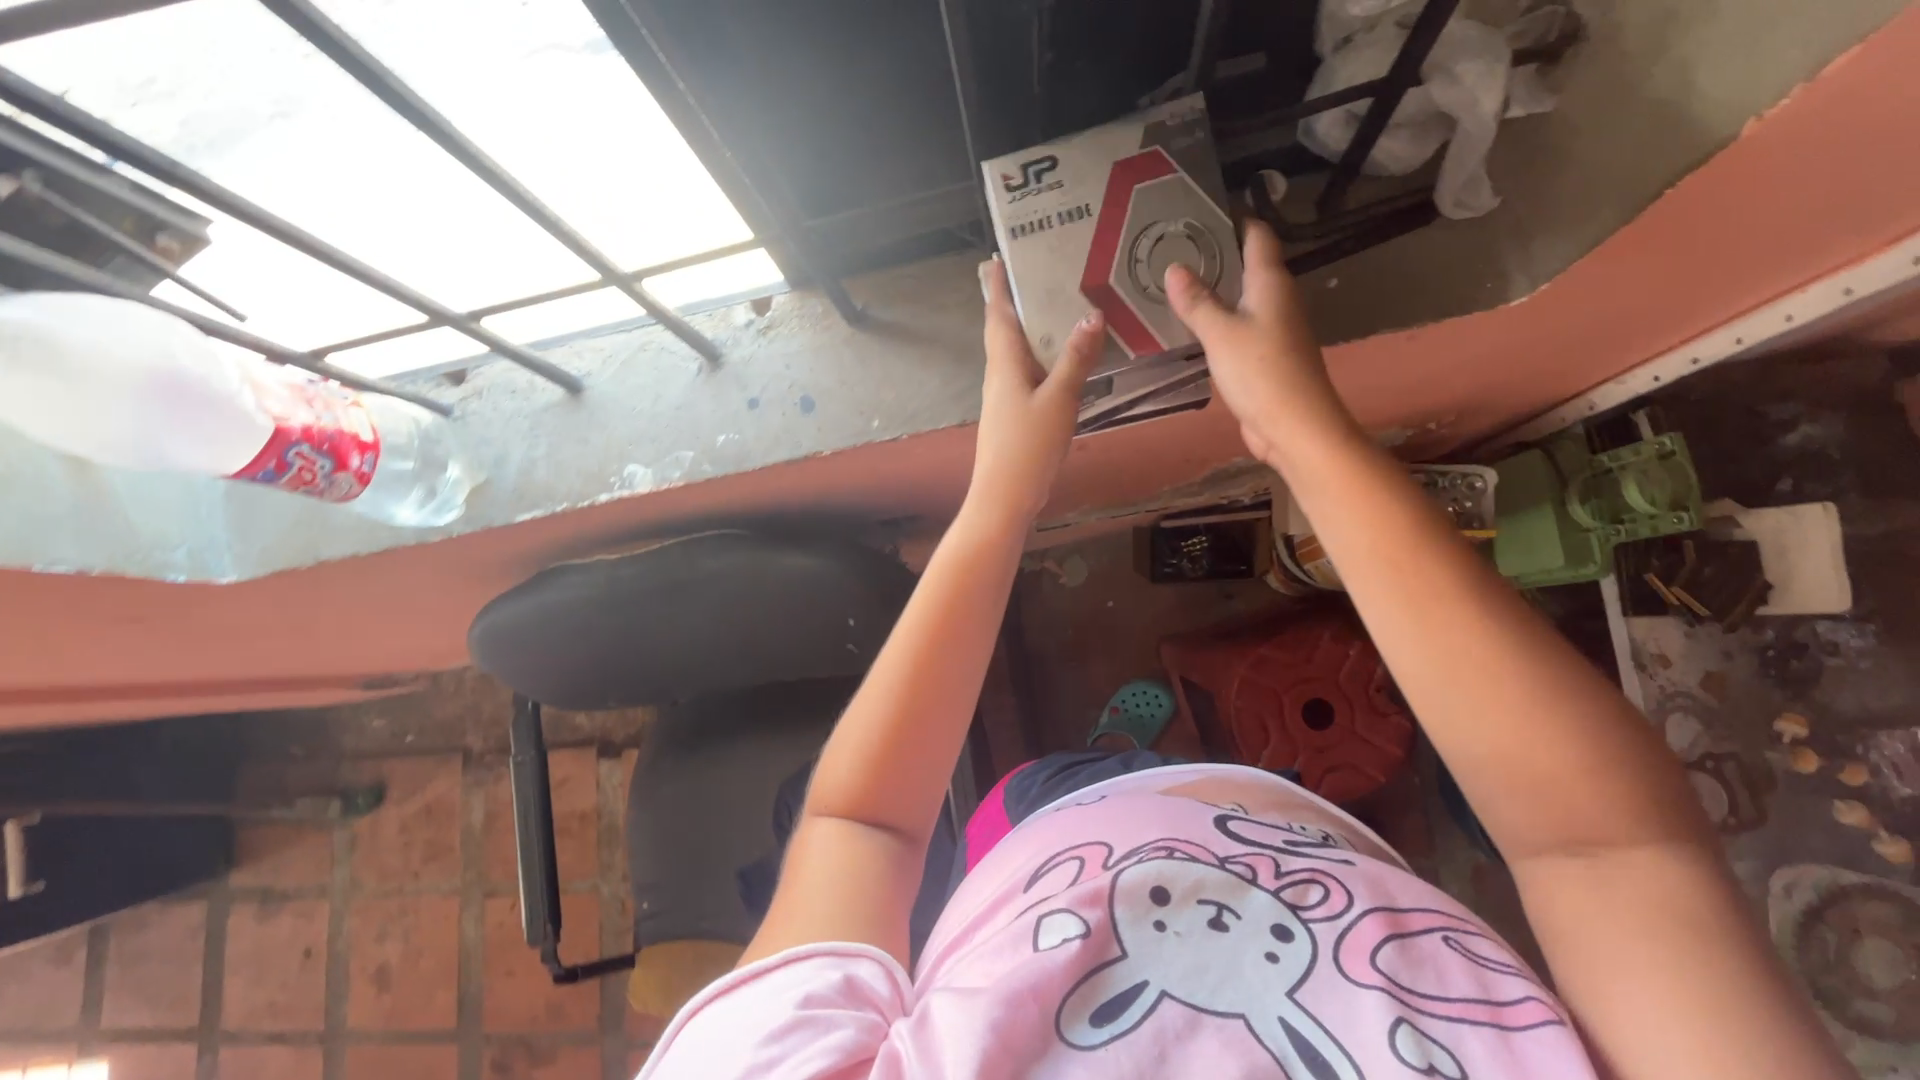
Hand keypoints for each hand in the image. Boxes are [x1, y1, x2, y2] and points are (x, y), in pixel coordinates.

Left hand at [969, 255, 1104, 524]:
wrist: (1004, 496)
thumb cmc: (1028, 446)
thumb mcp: (1059, 399)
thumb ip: (1077, 359)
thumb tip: (1092, 315)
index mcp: (1004, 363)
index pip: (998, 314)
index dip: (998, 286)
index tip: (999, 258)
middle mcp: (999, 374)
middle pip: (1005, 330)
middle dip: (1017, 302)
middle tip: (1040, 275)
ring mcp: (1005, 397)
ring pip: (1017, 353)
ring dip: (1032, 331)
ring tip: (1059, 310)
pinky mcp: (1014, 415)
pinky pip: (1028, 374)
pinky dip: (1042, 359)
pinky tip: (1063, 362)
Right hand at [1164, 219, 1357, 462]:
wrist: (1295, 427)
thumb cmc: (1261, 372)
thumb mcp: (1220, 334)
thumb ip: (1197, 301)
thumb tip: (1175, 267)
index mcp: (1271, 282)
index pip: (1256, 235)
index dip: (1232, 219)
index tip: (1198, 212)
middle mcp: (1278, 299)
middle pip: (1248, 265)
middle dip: (1215, 255)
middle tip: (1172, 249)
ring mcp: (1275, 329)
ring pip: (1242, 299)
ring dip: (1214, 291)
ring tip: (1174, 284)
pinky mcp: (1267, 356)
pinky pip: (1239, 327)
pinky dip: (1217, 321)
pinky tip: (1192, 327)